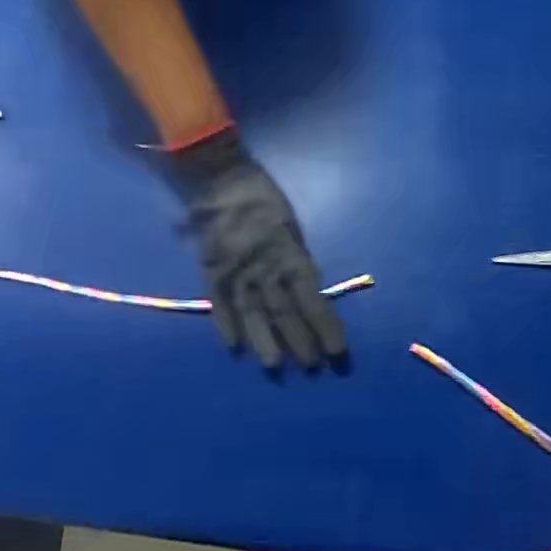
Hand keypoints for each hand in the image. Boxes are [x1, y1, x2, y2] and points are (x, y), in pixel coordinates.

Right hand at [171, 128, 344, 369]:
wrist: (222, 181)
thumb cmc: (265, 201)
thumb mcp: (292, 229)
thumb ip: (296, 263)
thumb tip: (307, 294)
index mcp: (292, 258)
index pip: (314, 303)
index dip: (327, 330)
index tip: (338, 354)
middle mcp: (267, 271)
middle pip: (286, 314)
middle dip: (300, 344)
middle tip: (313, 370)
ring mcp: (238, 274)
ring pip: (255, 316)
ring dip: (266, 344)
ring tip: (275, 369)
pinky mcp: (212, 272)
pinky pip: (220, 305)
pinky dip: (226, 327)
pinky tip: (234, 349)